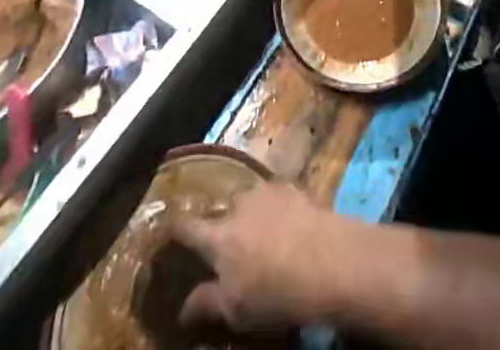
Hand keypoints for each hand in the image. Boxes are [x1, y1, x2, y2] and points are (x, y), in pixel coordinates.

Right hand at [169, 181, 362, 331]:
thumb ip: (207, 304)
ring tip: (266, 233)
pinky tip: (290, 224)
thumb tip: (183, 309)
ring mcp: (268, 193)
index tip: (171, 229)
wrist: (328, 260)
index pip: (187, 228)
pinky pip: (278, 196)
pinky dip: (279, 208)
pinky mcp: (295, 189)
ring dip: (254, 214)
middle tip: (235, 244)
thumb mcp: (236, 310)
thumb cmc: (275, 292)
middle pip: (223, 211)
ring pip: (252, 200)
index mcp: (218, 238)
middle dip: (226, 224)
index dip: (177, 229)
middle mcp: (238, 207)